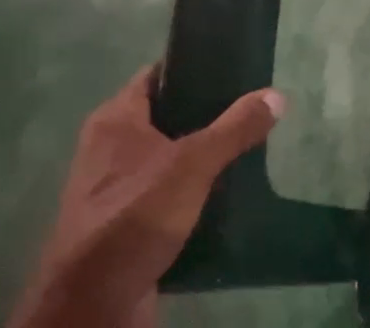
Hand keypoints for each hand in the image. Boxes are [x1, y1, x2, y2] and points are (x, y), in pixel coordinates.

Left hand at [7, 68, 284, 327]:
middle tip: (254, 106)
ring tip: (250, 145)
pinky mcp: (129, 222)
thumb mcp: (191, 165)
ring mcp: (117, 188)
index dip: (195, 65)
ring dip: (205, 153)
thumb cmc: (133, 217)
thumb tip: (276, 95)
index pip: (158, 74)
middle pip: (168, 114)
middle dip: (209, 112)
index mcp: (115, 121)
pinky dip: (196, 188)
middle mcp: (110, 149)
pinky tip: (229, 189)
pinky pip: (169, 191)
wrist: (92, 304)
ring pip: (171, 155)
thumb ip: (234, 128)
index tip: (237, 65)